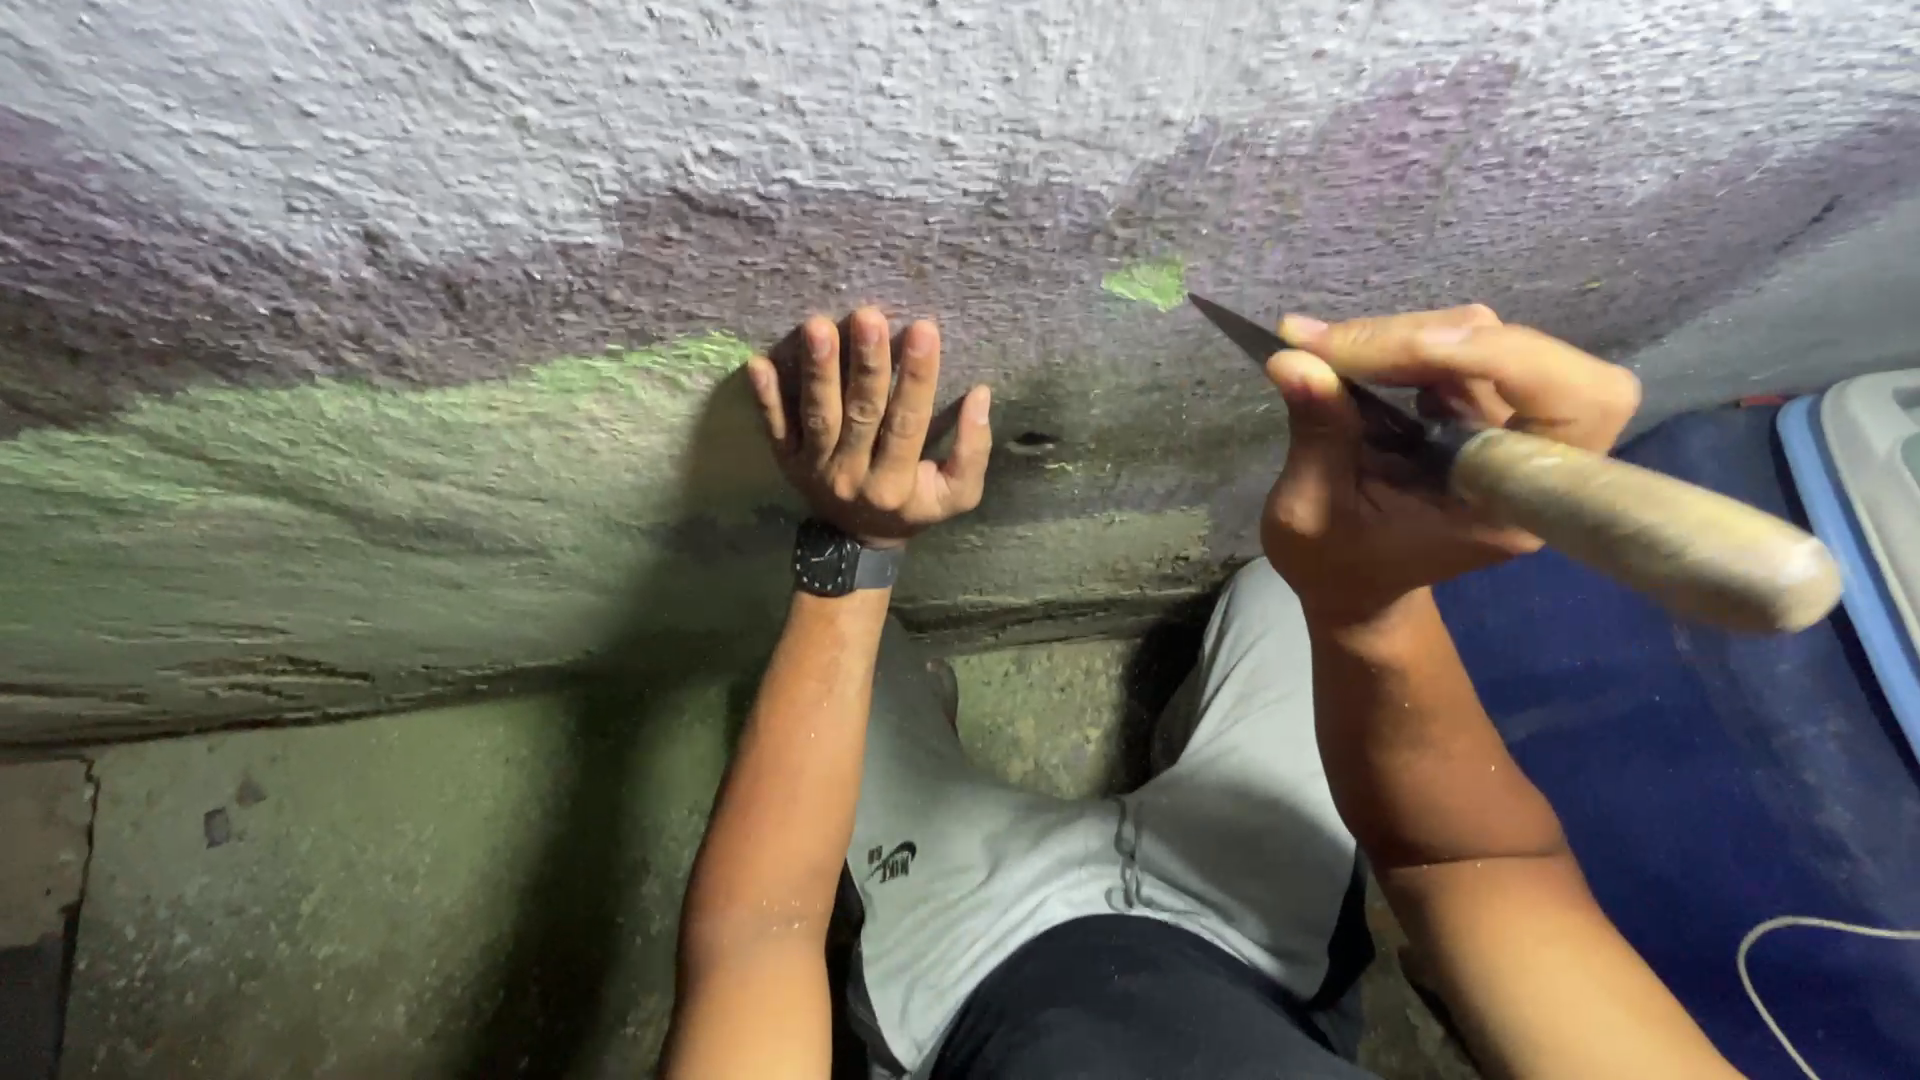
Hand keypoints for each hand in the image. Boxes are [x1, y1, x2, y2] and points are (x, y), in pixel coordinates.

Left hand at [746, 307, 992, 548]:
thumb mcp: (956, 495)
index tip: (925, 330)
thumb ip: (973, 451)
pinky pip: (775, 428)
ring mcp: (815, 468)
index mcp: (895, 484)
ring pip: (818, 415)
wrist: (858, 541)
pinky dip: (765, 398)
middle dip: (866, 364)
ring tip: (818, 327)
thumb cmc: (913, 507)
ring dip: (818, 371)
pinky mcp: (788, 461)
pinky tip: (759, 364)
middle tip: (868, 316)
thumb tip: (980, 396)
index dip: (917, 378)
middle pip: (861, 413)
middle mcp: (852, 476)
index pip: (908, 423)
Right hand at [1260, 304, 1640, 623]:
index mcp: (1512, 504)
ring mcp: (1509, 426)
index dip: (1493, 358)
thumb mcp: (1308, 511)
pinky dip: (1398, 343)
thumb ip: (1317, 435)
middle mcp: (1533, 457)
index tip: (1374, 358)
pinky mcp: (1480, 407)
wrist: (1352, 581)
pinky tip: (1347, 356)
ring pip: (1483, 340)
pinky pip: (1457, 348)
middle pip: (1518, 354)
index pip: (1571, 402)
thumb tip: (1292, 357)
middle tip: (1323, 346)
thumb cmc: (1335, 564)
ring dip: (1401, 336)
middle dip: (1419, 341)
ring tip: (1323, 349)